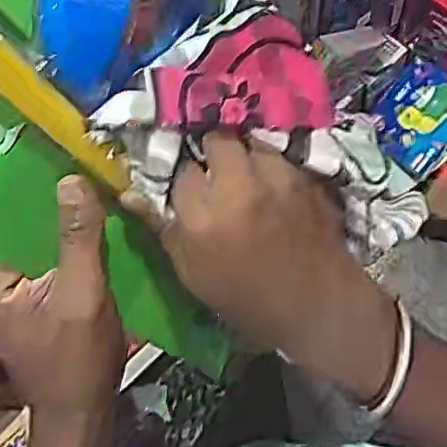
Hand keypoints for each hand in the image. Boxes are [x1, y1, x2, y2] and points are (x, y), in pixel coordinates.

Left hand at [0, 176, 124, 418]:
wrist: (83, 416)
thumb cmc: (78, 361)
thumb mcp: (82, 294)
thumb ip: (77, 237)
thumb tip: (72, 178)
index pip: (13, 220)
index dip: (45, 194)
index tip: (75, 164)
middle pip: (26, 228)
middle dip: (60, 208)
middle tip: (93, 175)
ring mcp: (7, 294)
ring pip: (40, 242)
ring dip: (68, 225)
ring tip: (98, 194)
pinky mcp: (30, 299)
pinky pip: (48, 258)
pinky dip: (70, 245)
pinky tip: (96, 229)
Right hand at [125, 134, 399, 403]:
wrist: (316, 305)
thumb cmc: (246, 298)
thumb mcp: (193, 274)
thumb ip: (163, 229)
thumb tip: (129, 195)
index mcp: (203, 219)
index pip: (182, 172)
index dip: (186, 178)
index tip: (193, 188)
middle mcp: (238, 189)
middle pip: (217, 141)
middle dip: (214, 150)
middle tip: (217, 167)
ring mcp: (276, 178)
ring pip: (251, 142)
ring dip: (246, 154)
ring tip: (248, 172)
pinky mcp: (304, 176)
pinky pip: (279, 156)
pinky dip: (272, 165)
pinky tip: (273, 182)